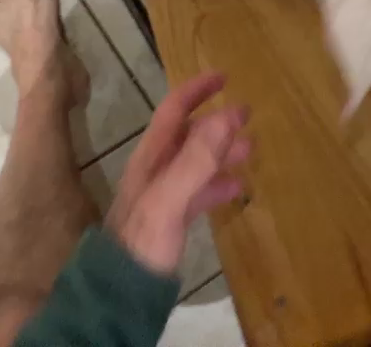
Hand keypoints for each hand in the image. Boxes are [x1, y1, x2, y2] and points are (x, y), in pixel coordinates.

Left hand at [107, 71, 251, 274]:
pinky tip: (237, 187)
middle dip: (217, 121)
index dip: (197, 89)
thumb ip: (196, 158)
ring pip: (196, 161)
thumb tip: (228, 114)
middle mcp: (156, 169)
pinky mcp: (170, 219)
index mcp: (152, 156)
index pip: (174, 109)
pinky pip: (198, 190)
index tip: (224, 76)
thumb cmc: (142, 241)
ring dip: (222, 150)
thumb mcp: (170, 197)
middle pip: (189, 134)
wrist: (119, 295)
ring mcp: (163, 194)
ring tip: (251, 148)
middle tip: (247, 115)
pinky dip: (218, 183)